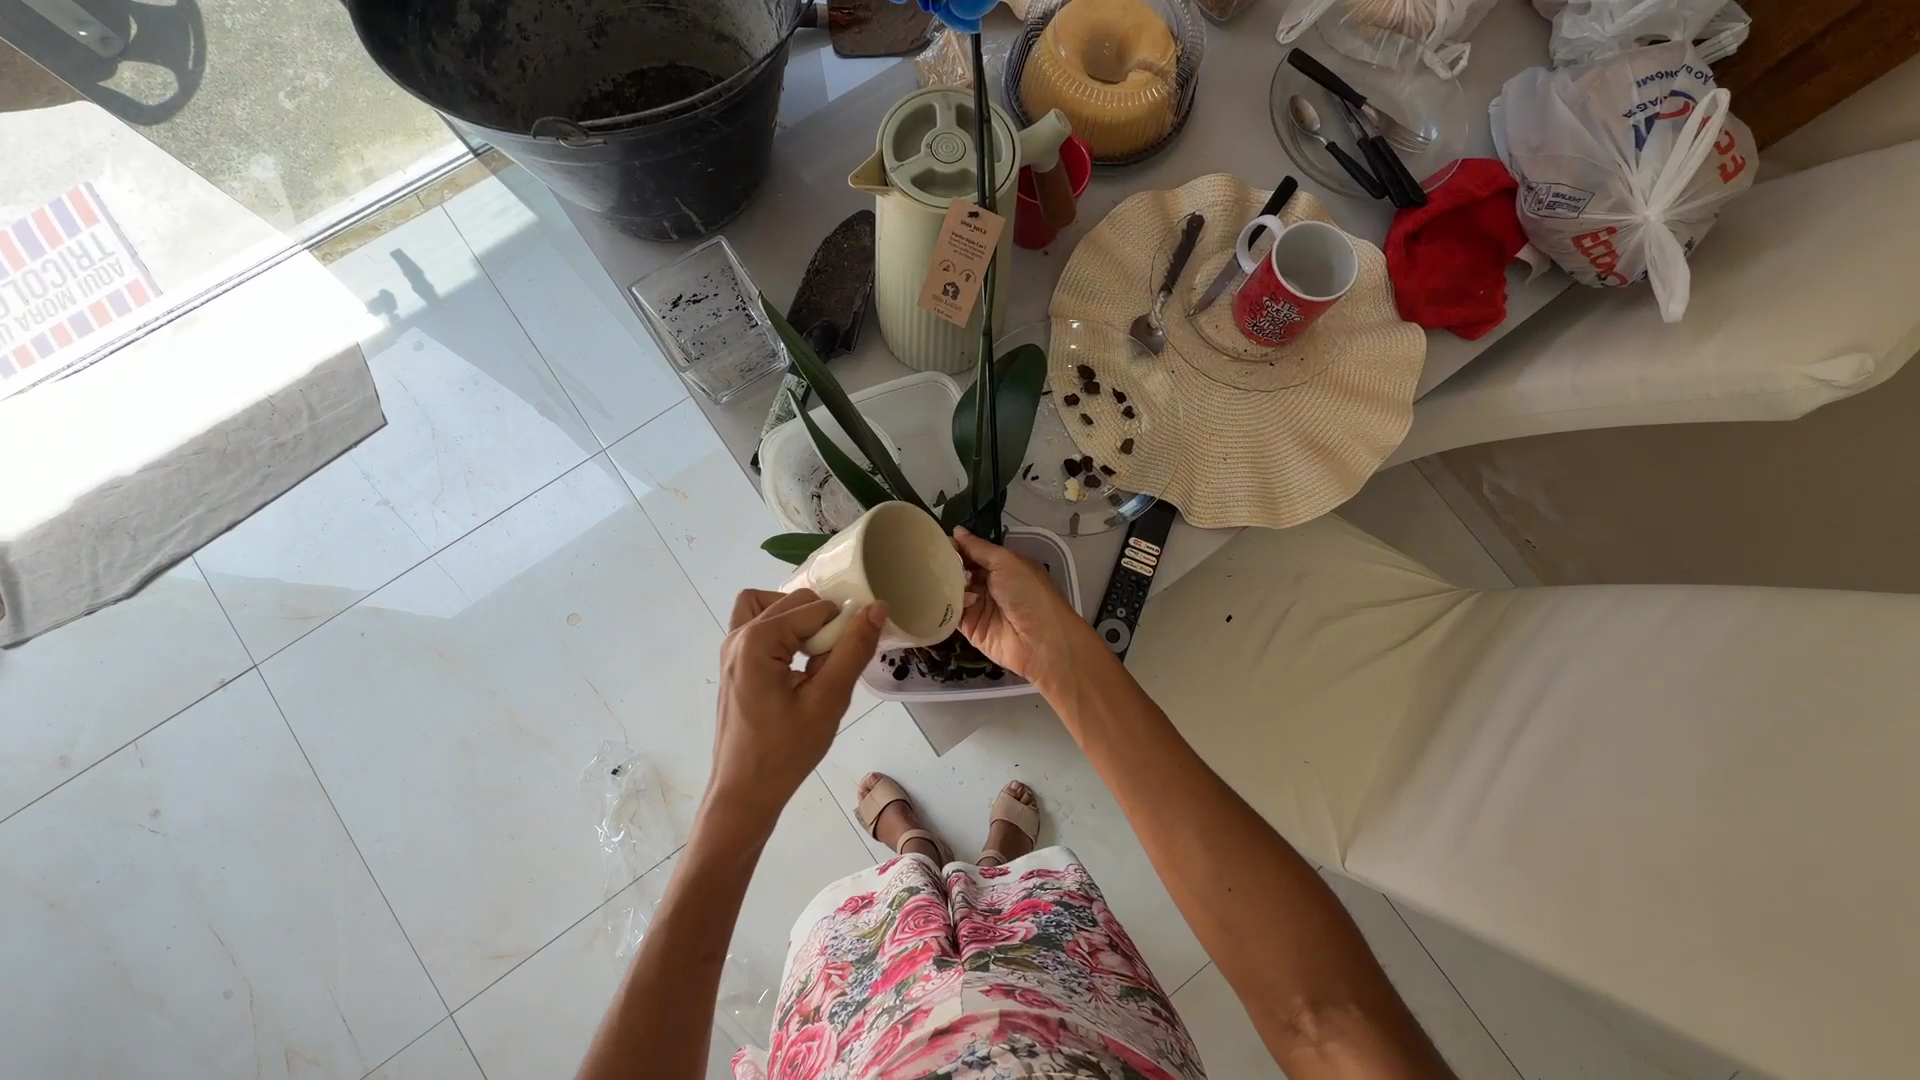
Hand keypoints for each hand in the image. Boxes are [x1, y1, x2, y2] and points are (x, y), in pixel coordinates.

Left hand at [708, 589, 885, 828]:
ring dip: (796, 619)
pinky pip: (757, 627)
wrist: (744, 793)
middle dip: (820, 622)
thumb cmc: (786, 751)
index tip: (846, 662)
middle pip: (791, 601)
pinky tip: (799, 667)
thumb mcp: (829, 700)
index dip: (840, 629)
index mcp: (757, 640)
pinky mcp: (732, 665)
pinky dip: (780, 632)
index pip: (815, 609)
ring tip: (816, 654)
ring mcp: (730, 650)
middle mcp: (737, 636)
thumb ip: (854, 650)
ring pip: (767, 606)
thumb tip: (877, 608)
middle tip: (834, 662)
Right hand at [954, 527, 1099, 689]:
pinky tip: (943, 597)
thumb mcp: (1007, 561)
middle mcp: (990, 585)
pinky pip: (952, 612)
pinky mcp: (969, 627)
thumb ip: (979, 548)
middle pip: (961, 571)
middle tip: (934, 561)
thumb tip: (957, 530)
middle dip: (949, 564)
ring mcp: (979, 606)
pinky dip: (945, 604)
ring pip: (954, 590)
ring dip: (947, 583)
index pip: (974, 553)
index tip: (939, 542)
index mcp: (1003, 566)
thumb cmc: (1028, 593)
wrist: (1040, 640)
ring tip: (943, 579)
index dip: (958, 546)